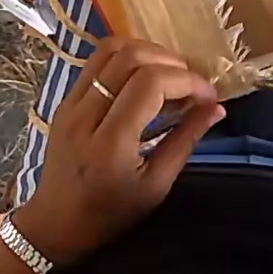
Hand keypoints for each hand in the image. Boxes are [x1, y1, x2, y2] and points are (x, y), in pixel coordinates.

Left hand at [11, 37, 224, 267]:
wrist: (56, 224)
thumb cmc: (110, 214)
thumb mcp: (155, 186)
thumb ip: (186, 141)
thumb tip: (216, 108)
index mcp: (110, 142)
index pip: (150, 83)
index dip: (187, 80)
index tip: (207, 96)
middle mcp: (85, 114)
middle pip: (130, 57)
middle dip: (171, 61)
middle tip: (191, 85)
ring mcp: (70, 103)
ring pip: (109, 50)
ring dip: (147, 52)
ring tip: (170, 74)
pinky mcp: (64, 100)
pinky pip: (96, 62)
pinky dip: (126, 59)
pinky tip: (144, 78)